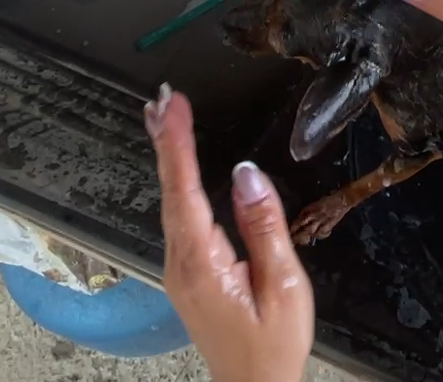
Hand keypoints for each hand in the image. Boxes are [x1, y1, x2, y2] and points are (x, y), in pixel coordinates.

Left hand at [145, 84, 313, 381]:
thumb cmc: (275, 342)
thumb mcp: (282, 283)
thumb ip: (264, 225)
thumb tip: (246, 172)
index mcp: (203, 263)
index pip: (185, 192)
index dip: (177, 145)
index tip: (174, 106)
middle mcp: (182, 263)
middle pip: (169, 192)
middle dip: (164, 141)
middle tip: (160, 99)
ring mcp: (181, 269)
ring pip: (170, 202)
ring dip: (167, 156)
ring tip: (166, 118)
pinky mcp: (189, 272)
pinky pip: (178, 215)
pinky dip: (176, 180)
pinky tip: (179, 165)